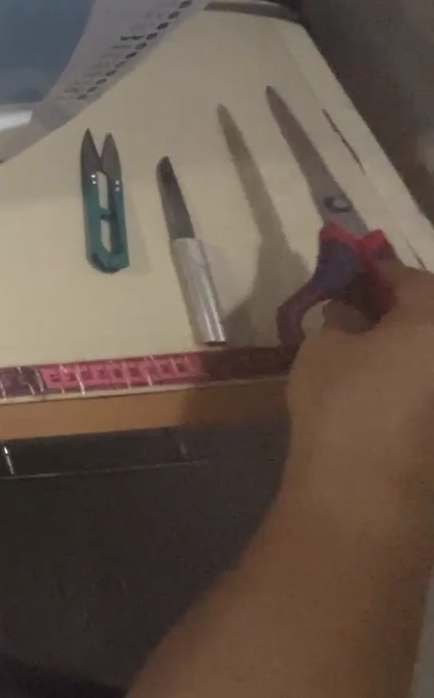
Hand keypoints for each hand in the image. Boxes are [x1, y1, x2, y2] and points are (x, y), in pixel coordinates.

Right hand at [283, 260, 433, 547]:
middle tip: (369, 307)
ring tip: (381, 345)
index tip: (352, 269)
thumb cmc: (342, 398)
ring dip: (417, 341)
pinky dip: (421, 369)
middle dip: (407, 305)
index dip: (379, 270)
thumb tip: (354, 310)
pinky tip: (398, 380)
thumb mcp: (323, 347)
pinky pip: (433, 374)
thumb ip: (343, 319)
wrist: (372, 478)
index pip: (413, 277)